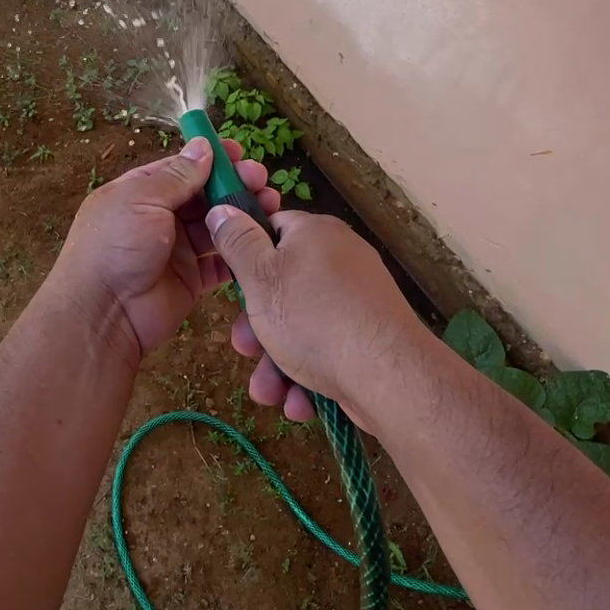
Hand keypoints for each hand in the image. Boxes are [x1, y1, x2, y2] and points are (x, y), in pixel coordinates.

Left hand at [49, 135, 278, 360]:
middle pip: (203, 196)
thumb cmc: (116, 245)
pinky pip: (220, 261)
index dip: (210, 159)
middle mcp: (158, 218)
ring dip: (241, 214)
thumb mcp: (142, 200)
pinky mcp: (190, 279)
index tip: (239, 151)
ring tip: (270, 204)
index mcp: (140, 192)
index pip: (180, 169)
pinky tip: (261, 239)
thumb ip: (177, 177)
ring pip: (216, 226)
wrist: (103, 313)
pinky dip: (239, 250)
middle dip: (232, 184)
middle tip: (261, 178)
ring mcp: (175, 249)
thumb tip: (202, 147)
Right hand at [205, 207, 420, 429]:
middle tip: (245, 349)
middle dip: (257, 327)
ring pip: (301, 326)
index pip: (272, 228)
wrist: (388, 377)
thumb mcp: (260, 278)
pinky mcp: (369, 337)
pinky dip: (308, 375)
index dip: (247, 255)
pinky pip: (327, 348)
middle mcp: (340, 259)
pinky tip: (298, 402)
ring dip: (276, 362)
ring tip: (268, 391)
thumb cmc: (314, 318)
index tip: (232, 284)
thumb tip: (221, 208)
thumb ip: (237, 243)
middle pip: (282, 286)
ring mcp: (358, 300)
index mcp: (315, 233)